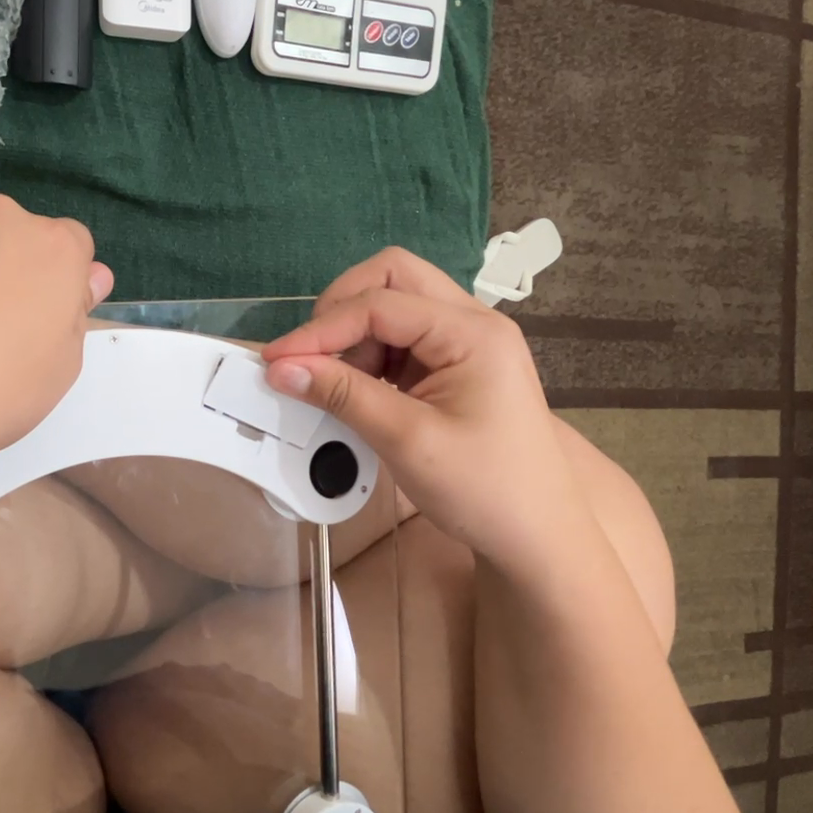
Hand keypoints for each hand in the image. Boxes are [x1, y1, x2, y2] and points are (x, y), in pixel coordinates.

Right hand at [261, 249, 595, 576]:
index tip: (276, 360)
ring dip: (354, 335)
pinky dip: (369, 356)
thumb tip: (281, 368)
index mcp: (472, 333)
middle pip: (393, 277)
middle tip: (310, 353)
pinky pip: (401, 338)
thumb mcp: (406, 441)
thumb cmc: (483, 490)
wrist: (536, 535)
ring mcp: (466, 342)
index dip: (322, 328)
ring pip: (394, 304)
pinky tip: (357, 392)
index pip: (380, 303)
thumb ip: (342, 396)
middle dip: (341, 308)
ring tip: (336, 385)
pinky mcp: (455, 365)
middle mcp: (472, 323)